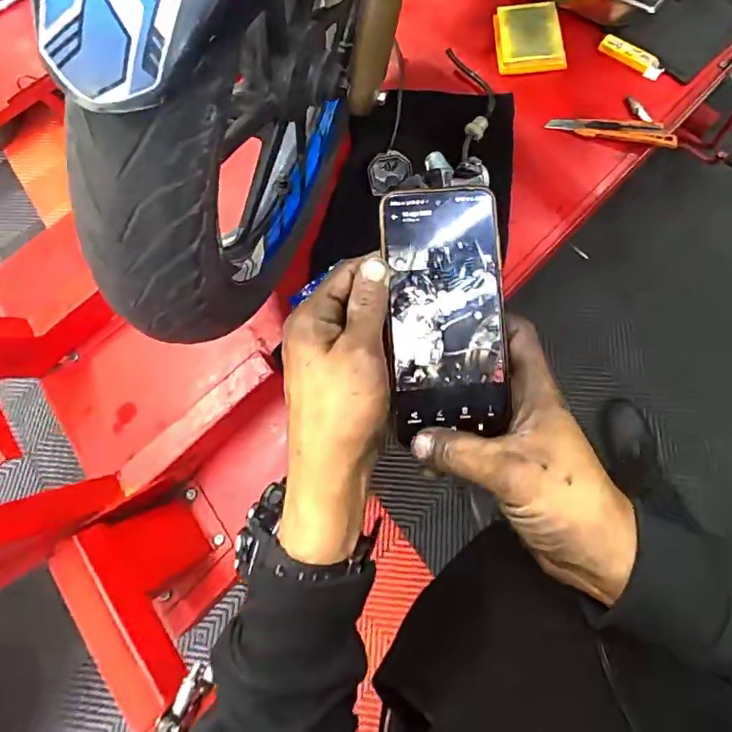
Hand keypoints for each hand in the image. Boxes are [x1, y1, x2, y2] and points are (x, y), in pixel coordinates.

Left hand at [275, 256, 391, 563]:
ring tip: (421, 310)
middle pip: (352, 296)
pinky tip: (408, 340)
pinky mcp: (340, 373)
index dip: (376, 266)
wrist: (334, 469)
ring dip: (386, 316)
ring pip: (360, 321)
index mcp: (309, 318)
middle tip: (422, 288)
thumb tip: (375, 266)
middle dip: (384, 291)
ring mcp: (325, 353)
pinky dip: (383, 339)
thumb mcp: (360, 349)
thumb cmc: (343, 410)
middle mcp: (312, 331)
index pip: (344, 273)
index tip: (410, 262)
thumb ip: (368, 305)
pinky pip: (363, 344)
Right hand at [411, 317, 636, 604]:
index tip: (454, 314)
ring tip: (410, 400)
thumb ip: (462, 453)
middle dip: (457, 362)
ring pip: (477, 408)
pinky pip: (472, 444)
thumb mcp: (511, 469)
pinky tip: (424, 451)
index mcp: (537, 391)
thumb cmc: (564, 496)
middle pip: (490, 370)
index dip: (493, 319)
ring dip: (449, 407)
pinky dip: (450, 444)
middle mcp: (525, 406)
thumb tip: (416, 439)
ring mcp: (514, 435)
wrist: (593, 554)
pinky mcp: (505, 464)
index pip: (520, 337)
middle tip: (416, 357)